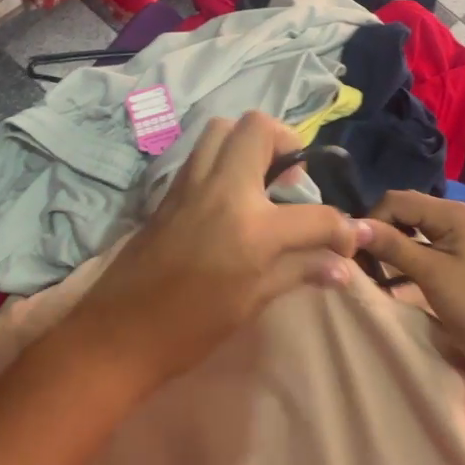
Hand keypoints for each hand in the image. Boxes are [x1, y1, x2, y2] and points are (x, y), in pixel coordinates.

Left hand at [68, 112, 368, 386]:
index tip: (346, 242)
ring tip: (260, 179)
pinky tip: (229, 196)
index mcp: (252, 227)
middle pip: (258, 128)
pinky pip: (199, 155)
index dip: (342, 230)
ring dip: (248, 143)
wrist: (118, 336)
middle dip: (287, 142)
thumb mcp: (252, 302)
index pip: (316, 215)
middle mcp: (222, 190)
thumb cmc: (190, 329)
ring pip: (222, 130)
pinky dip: (222, 160)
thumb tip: (342, 268)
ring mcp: (190, 185)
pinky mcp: (167, 192)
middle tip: (293, 178)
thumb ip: (299, 272)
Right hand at [363, 191, 464, 369]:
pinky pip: (420, 244)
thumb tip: (353, 228)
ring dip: (389, 245)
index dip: (372, 220)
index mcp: (452, 212)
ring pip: (410, 228)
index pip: (396, 200)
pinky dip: (402, 256)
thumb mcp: (430, 273)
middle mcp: (454, 215)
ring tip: (373, 271)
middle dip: (379, 232)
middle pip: (403, 210)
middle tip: (361, 262)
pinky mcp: (456, 254)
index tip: (355, 251)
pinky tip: (390, 277)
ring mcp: (456, 235)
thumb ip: (392, 246)